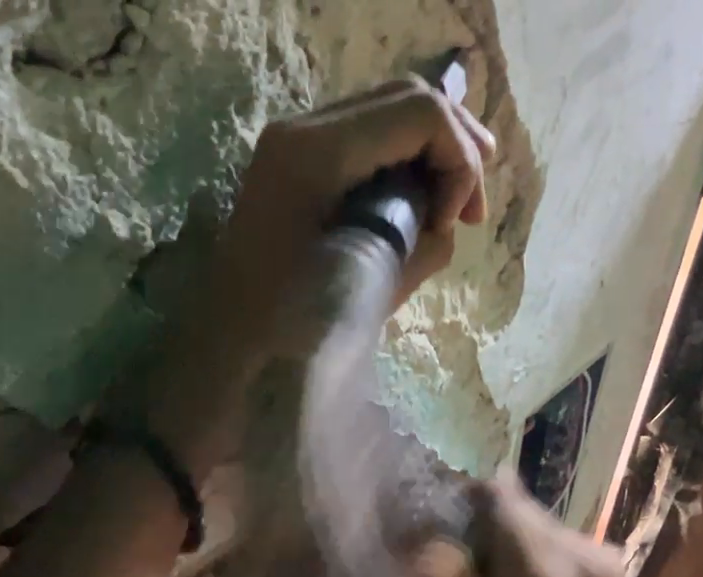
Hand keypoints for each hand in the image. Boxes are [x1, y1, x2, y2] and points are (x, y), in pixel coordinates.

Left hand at [145, 79, 496, 477]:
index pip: (421, 114)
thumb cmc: (294, 330)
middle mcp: (304, 129)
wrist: (228, 352)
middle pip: (408, 99)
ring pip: (391, 115)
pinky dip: (407, 166)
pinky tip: (423, 206)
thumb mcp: (373, 285)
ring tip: (457, 206)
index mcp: (316, 152)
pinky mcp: (300, 169)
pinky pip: (370, 144)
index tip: (456, 223)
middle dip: (456, 149)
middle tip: (474, 210)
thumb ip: (423, 241)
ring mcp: (297, 145)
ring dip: (435, 155)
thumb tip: (441, 221)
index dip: (458, 163)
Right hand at [413, 477, 641, 576]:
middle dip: (491, 526)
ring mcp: (603, 559)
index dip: (467, 501)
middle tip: (468, 566)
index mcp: (538, 575)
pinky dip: (544, 555)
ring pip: (544, 524)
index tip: (447, 525)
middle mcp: (578, 555)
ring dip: (518, 541)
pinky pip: (566, 542)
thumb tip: (419, 539)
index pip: (499, 497)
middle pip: (523, 510)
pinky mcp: (615, 569)